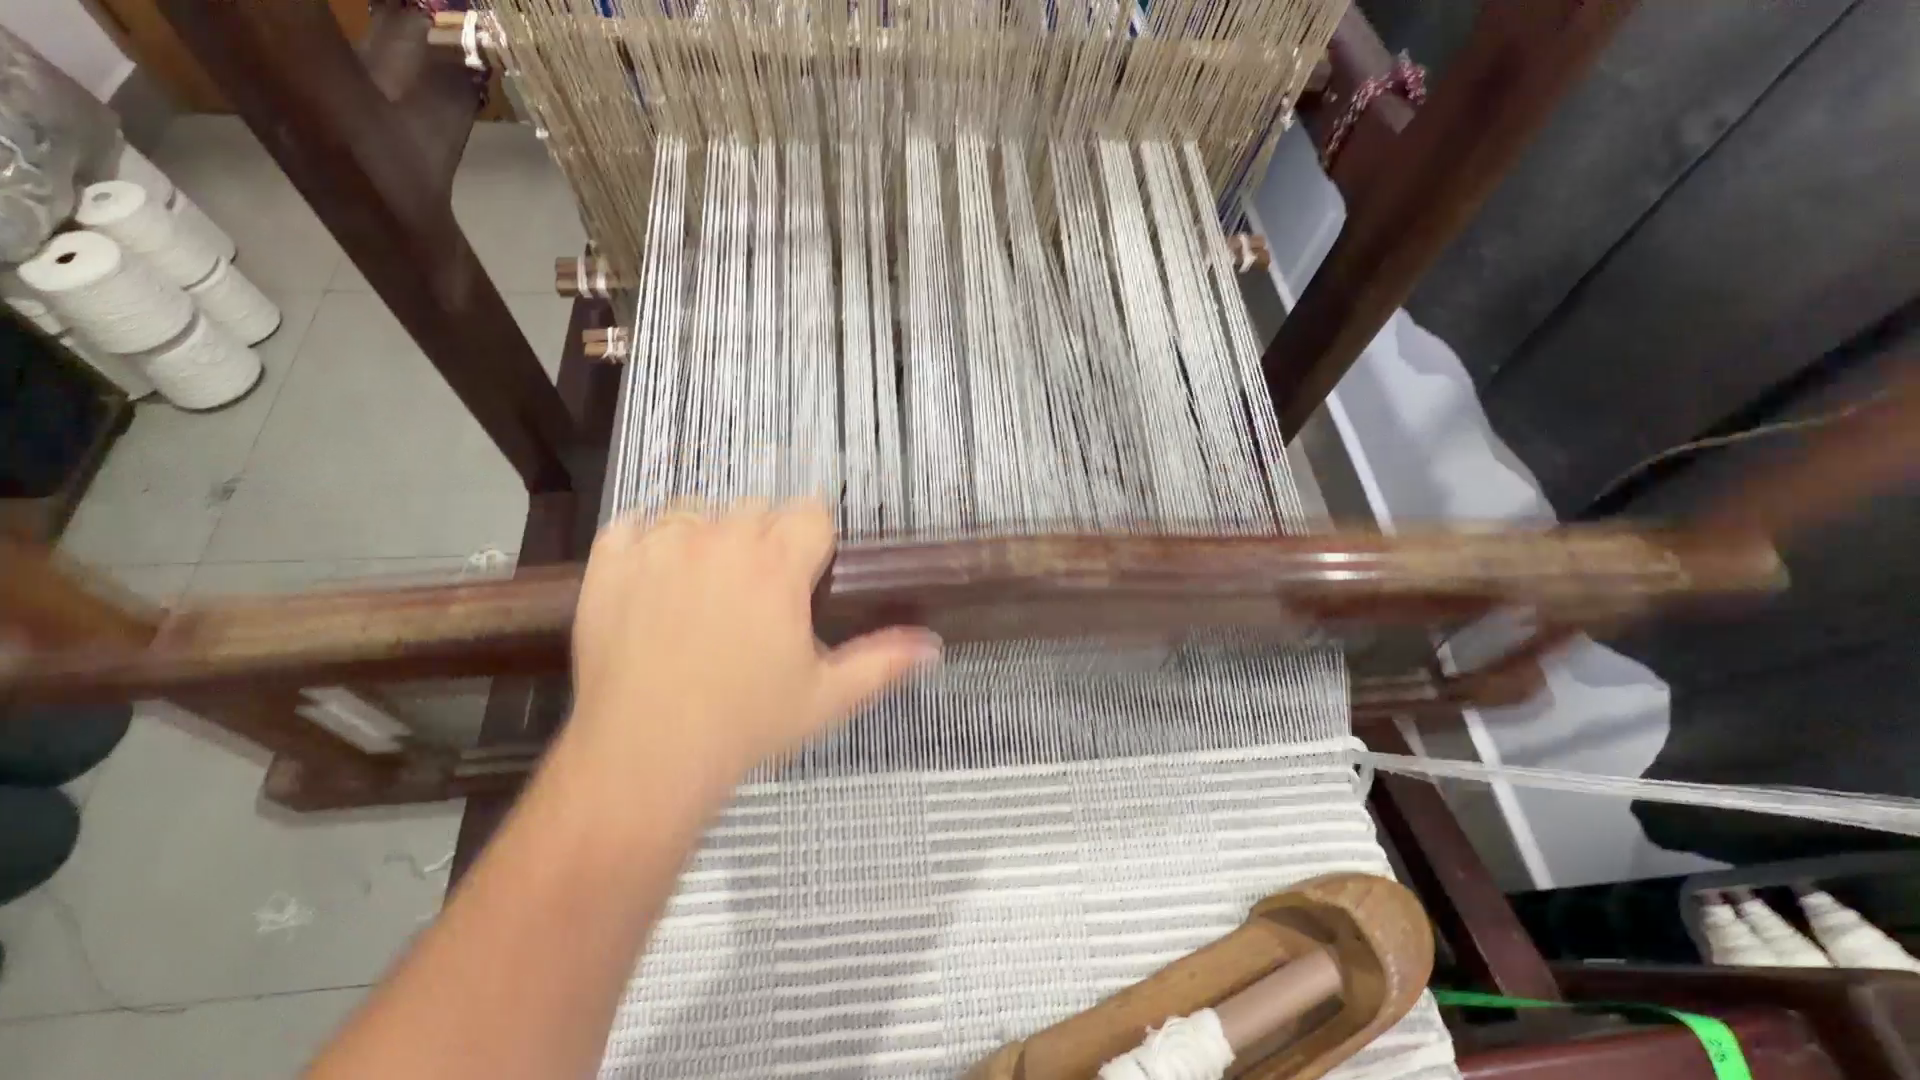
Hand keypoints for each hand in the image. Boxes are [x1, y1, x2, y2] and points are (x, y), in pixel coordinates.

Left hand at [565, 500, 939, 786]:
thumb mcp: (826, 698)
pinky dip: (646, 543)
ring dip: (706, 538)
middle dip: (764, 541)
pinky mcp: (610, 562)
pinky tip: (654, 582)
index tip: (805, 578)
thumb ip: (883, 662)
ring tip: (703, 592)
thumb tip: (932, 647)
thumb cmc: (743, 727)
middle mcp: (719, 540)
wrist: (645, 756)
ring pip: (697, 511)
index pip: (811, 511)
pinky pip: (634, 524)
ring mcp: (659, 546)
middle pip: (756, 508)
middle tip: (757, 598)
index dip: (814, 542)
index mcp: (777, 565)